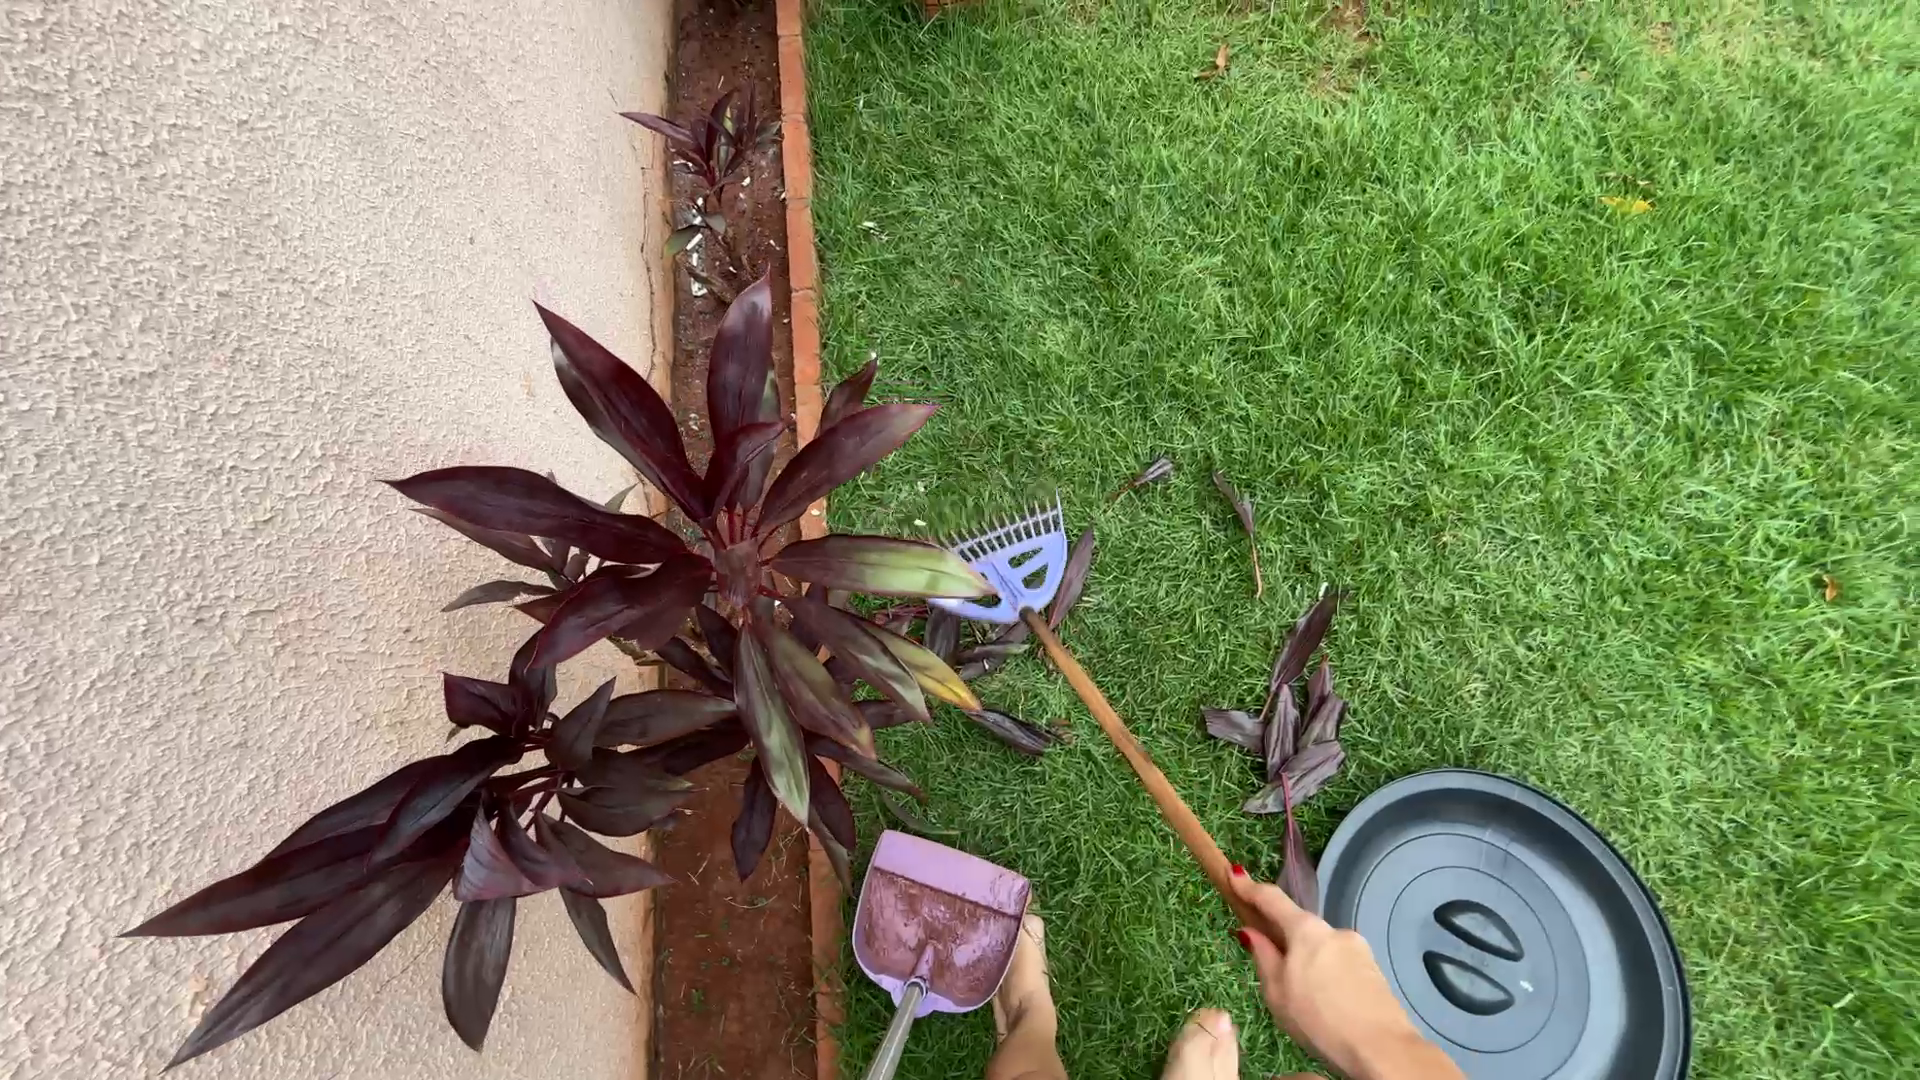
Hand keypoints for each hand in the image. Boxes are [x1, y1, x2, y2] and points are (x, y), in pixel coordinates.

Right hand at [1228, 868, 1464, 1079]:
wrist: (1386, 1054)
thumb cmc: (1321, 1021)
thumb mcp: (1277, 992)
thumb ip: (1263, 956)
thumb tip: (1252, 931)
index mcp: (1305, 929)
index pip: (1271, 898)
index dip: (1248, 886)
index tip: (1233, 873)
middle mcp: (1333, 930)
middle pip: (1299, 927)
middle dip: (1284, 941)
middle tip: (1275, 971)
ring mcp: (1359, 950)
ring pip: (1321, 949)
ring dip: (1309, 963)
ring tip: (1306, 1001)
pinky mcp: (1375, 972)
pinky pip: (1340, 965)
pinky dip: (1329, 977)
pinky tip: (1329, 1007)